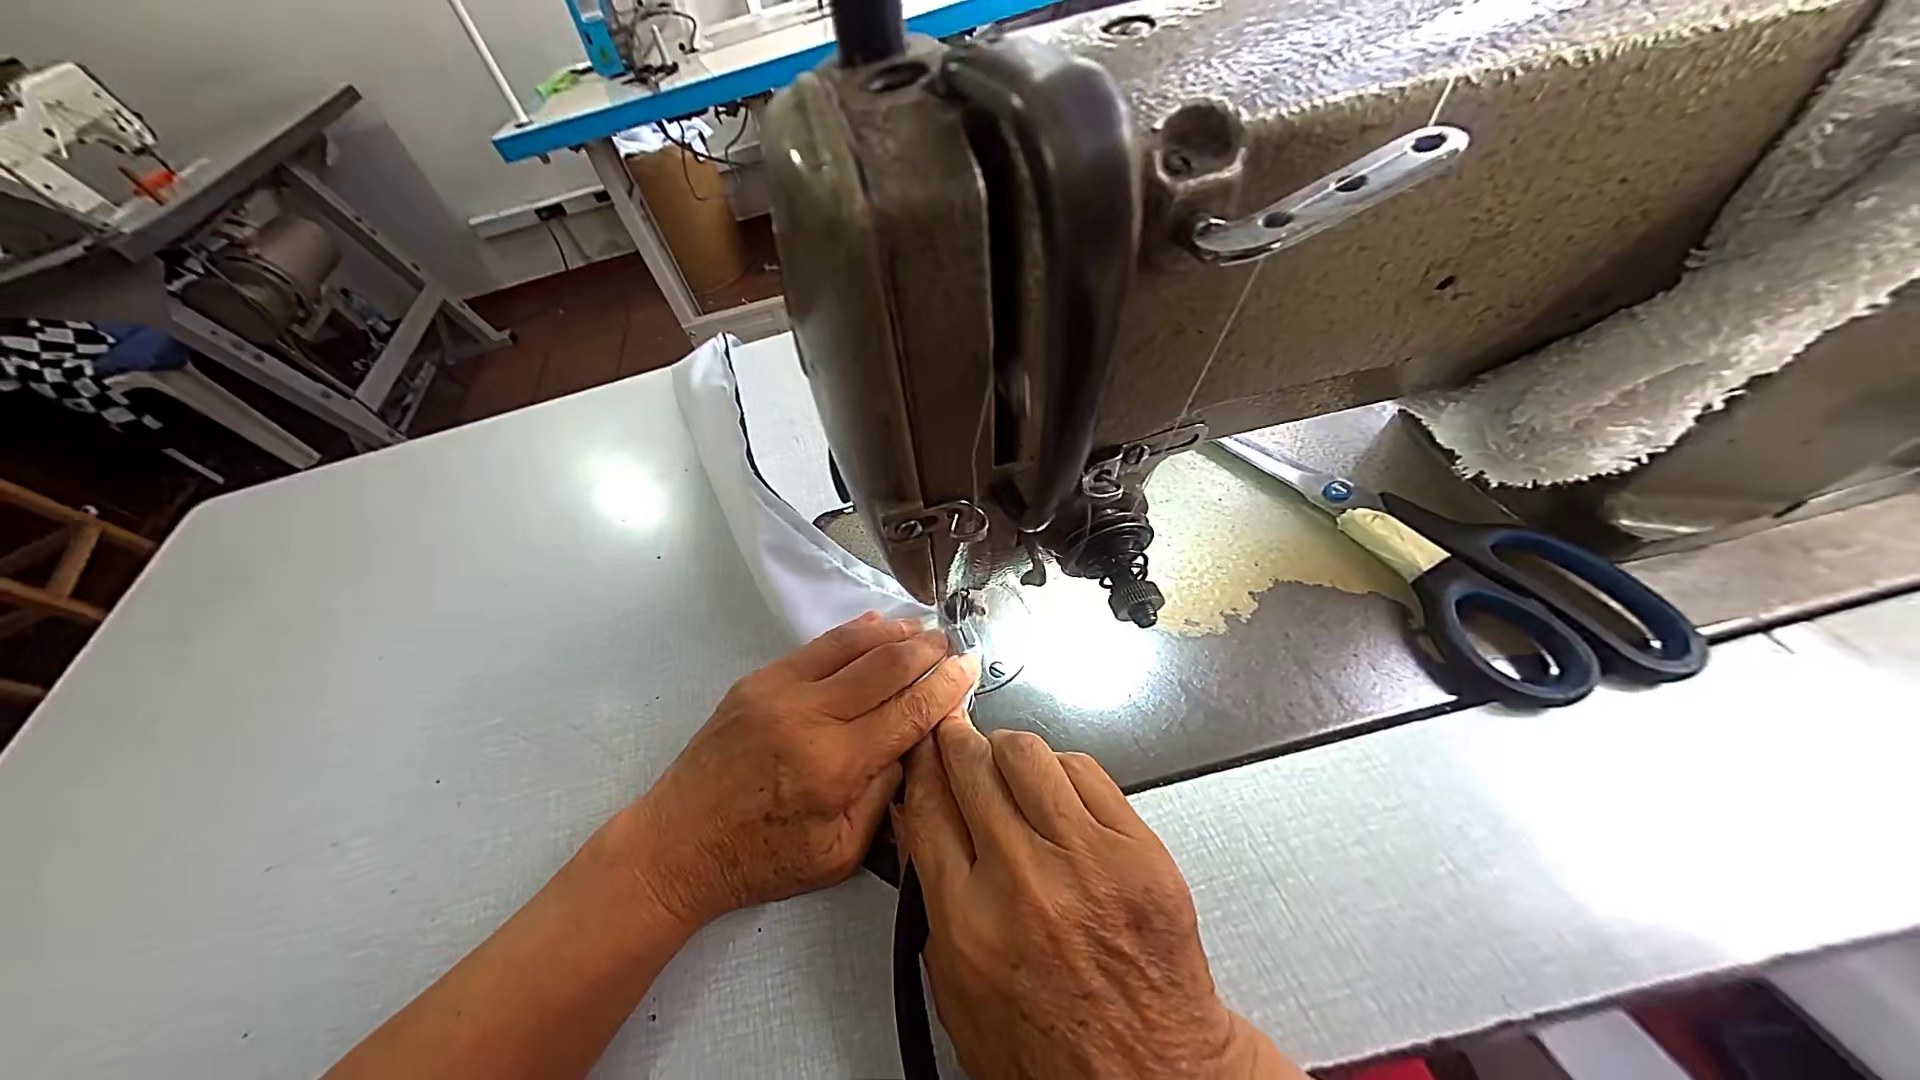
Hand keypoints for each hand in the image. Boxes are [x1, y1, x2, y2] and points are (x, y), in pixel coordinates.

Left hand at [611, 612, 977, 929]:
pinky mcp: (757, 680)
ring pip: (852, 645)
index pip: (909, 711)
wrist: (677, 843)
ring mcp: (779, 691)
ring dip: (895, 632)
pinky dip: (853, 632)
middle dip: (928, 651)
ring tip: (923, 628)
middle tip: (952, 644)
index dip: (946, 686)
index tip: (969, 669)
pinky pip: (816, 646)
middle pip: (887, 666)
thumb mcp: (840, 853)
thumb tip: (914, 740)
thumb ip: (885, 794)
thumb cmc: (762, 859)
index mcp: (836, 766)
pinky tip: (877, 625)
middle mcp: (811, 717)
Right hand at [898, 713, 1301, 1079]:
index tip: (923, 749)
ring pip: (1027, 754)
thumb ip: (929, 899)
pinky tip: (1057, 784)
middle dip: (957, 741)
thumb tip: (916, 824)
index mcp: (968, 922)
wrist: (1150, 1076)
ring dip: (1006, 748)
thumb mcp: (957, 991)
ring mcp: (1085, 860)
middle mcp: (1023, 881)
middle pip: (971, 765)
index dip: (921, 762)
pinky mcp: (1136, 849)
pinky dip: (1061, 766)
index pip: (927, 804)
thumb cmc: (1054, 1051)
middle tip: (957, 736)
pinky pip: (1086, 769)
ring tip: (1005, 758)